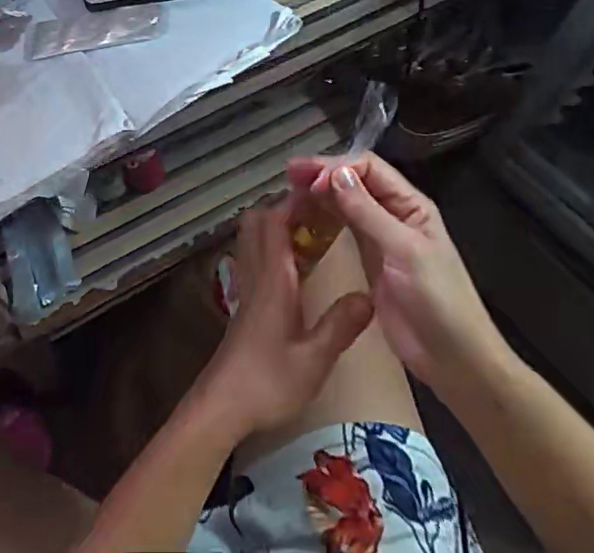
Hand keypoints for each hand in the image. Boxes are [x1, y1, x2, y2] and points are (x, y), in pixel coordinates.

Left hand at [196, 198, 374, 437]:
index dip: (296, 200)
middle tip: (320, 209)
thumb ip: (341, 325)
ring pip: (253, 236)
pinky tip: (297, 265)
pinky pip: (255, 255)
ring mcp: (247, 285)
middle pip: (259, 220)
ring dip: (276, 223)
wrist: (223, 405)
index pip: (276, 221)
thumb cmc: (268, 381)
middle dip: (285, 206)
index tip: (321, 189)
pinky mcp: (246, 301)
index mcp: (273, 277)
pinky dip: (273, 245)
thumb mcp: (314, 358)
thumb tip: (370, 295)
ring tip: (312, 230)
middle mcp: (256, 272)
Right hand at [288, 153, 505, 390]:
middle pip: (356, 181)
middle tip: (290, 175)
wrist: (453, 358)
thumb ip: (368, 212)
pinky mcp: (370, 260)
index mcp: (411, 204)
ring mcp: (381, 237)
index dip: (336, 167)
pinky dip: (325, 218)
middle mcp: (395, 214)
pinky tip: (306, 216)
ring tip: (292, 191)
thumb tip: (335, 172)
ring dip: (321, 193)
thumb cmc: (438, 299)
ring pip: (347, 203)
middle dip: (324, 174)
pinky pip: (344, 229)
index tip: (306, 177)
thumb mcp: (403, 250)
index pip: (369, 168)